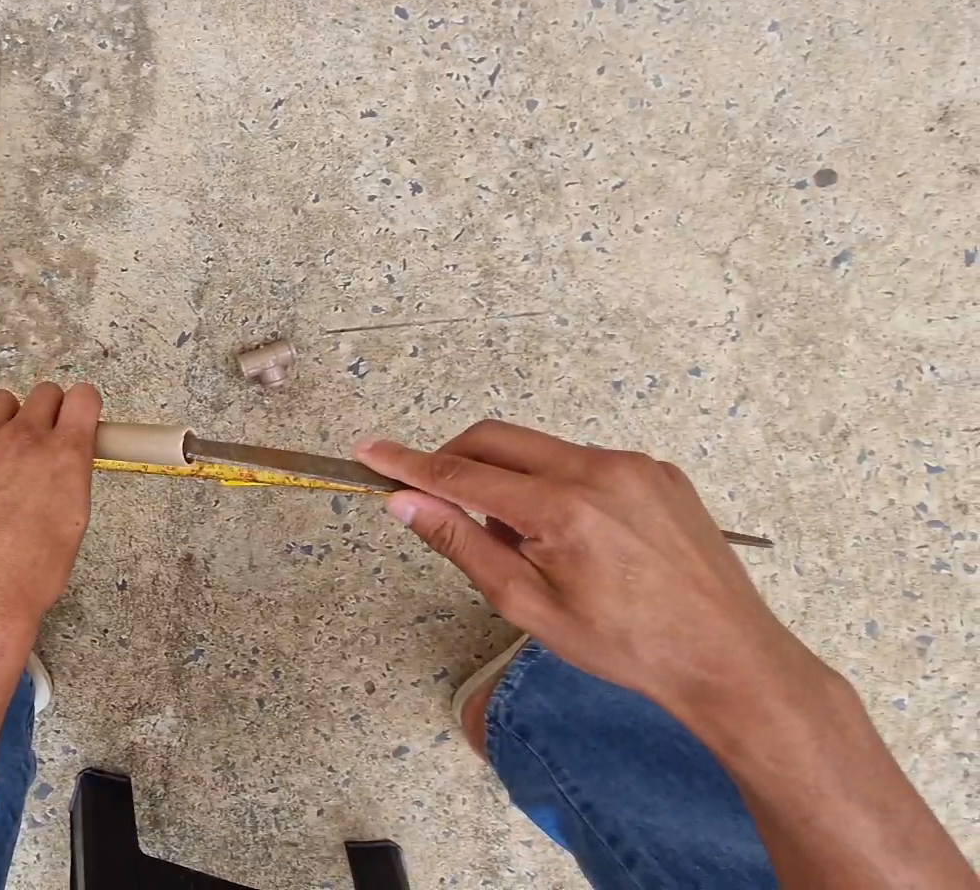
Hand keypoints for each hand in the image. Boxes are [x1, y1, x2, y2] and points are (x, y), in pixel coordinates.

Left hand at [0, 382, 102, 649]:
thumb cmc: (30, 576)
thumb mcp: (73, 524)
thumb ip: (69, 479)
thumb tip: (64, 464)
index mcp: (61, 455)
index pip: (82, 398)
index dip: (81, 406)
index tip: (77, 415)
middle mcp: (19, 441)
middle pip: (42, 393)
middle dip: (46, 410)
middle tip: (41, 435)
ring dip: (1, 418)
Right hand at [354, 420, 818, 722]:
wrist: (736, 663)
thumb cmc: (622, 644)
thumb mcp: (524, 603)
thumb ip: (458, 542)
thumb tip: (402, 501)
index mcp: (561, 508)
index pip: (459, 474)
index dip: (406, 463)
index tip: (367, 450)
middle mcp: (597, 469)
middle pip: (493, 440)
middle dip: (452, 462)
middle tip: (438, 502)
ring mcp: (633, 465)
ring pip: (534, 450)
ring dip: (504, 479)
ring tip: (521, 538)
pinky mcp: (657, 471)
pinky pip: (577, 460)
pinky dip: (548, 482)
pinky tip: (568, 532)